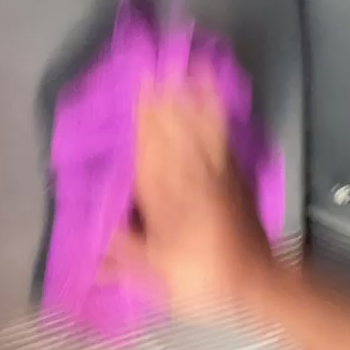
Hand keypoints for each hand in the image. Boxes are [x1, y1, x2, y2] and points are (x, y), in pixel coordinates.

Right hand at [112, 79, 280, 314]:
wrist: (256, 282)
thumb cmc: (203, 277)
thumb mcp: (155, 273)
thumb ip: (123, 254)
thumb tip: (92, 246)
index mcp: (166, 200)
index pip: (149, 153)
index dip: (143, 122)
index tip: (137, 93)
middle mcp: (188, 180)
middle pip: (173, 134)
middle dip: (164, 100)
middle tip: (157, 67)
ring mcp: (214, 175)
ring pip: (196, 131)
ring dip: (189, 100)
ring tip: (183, 69)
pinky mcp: (233, 176)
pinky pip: (220, 139)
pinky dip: (214, 116)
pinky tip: (212, 97)